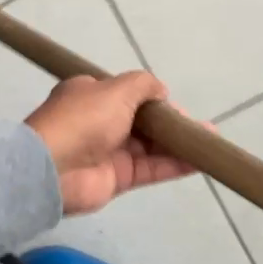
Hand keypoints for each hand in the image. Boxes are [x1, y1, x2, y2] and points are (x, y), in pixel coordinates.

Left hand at [23, 73, 200, 214]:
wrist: (53, 168)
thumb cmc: (82, 120)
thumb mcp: (114, 89)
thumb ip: (141, 85)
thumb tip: (161, 91)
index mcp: (88, 95)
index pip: (123, 94)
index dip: (150, 98)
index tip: (172, 103)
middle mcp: (96, 121)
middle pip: (139, 120)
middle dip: (168, 122)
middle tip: (198, 126)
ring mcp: (106, 151)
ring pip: (149, 145)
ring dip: (177, 143)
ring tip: (209, 141)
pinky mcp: (117, 177)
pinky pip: (152, 168)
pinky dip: (176, 165)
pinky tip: (202, 161)